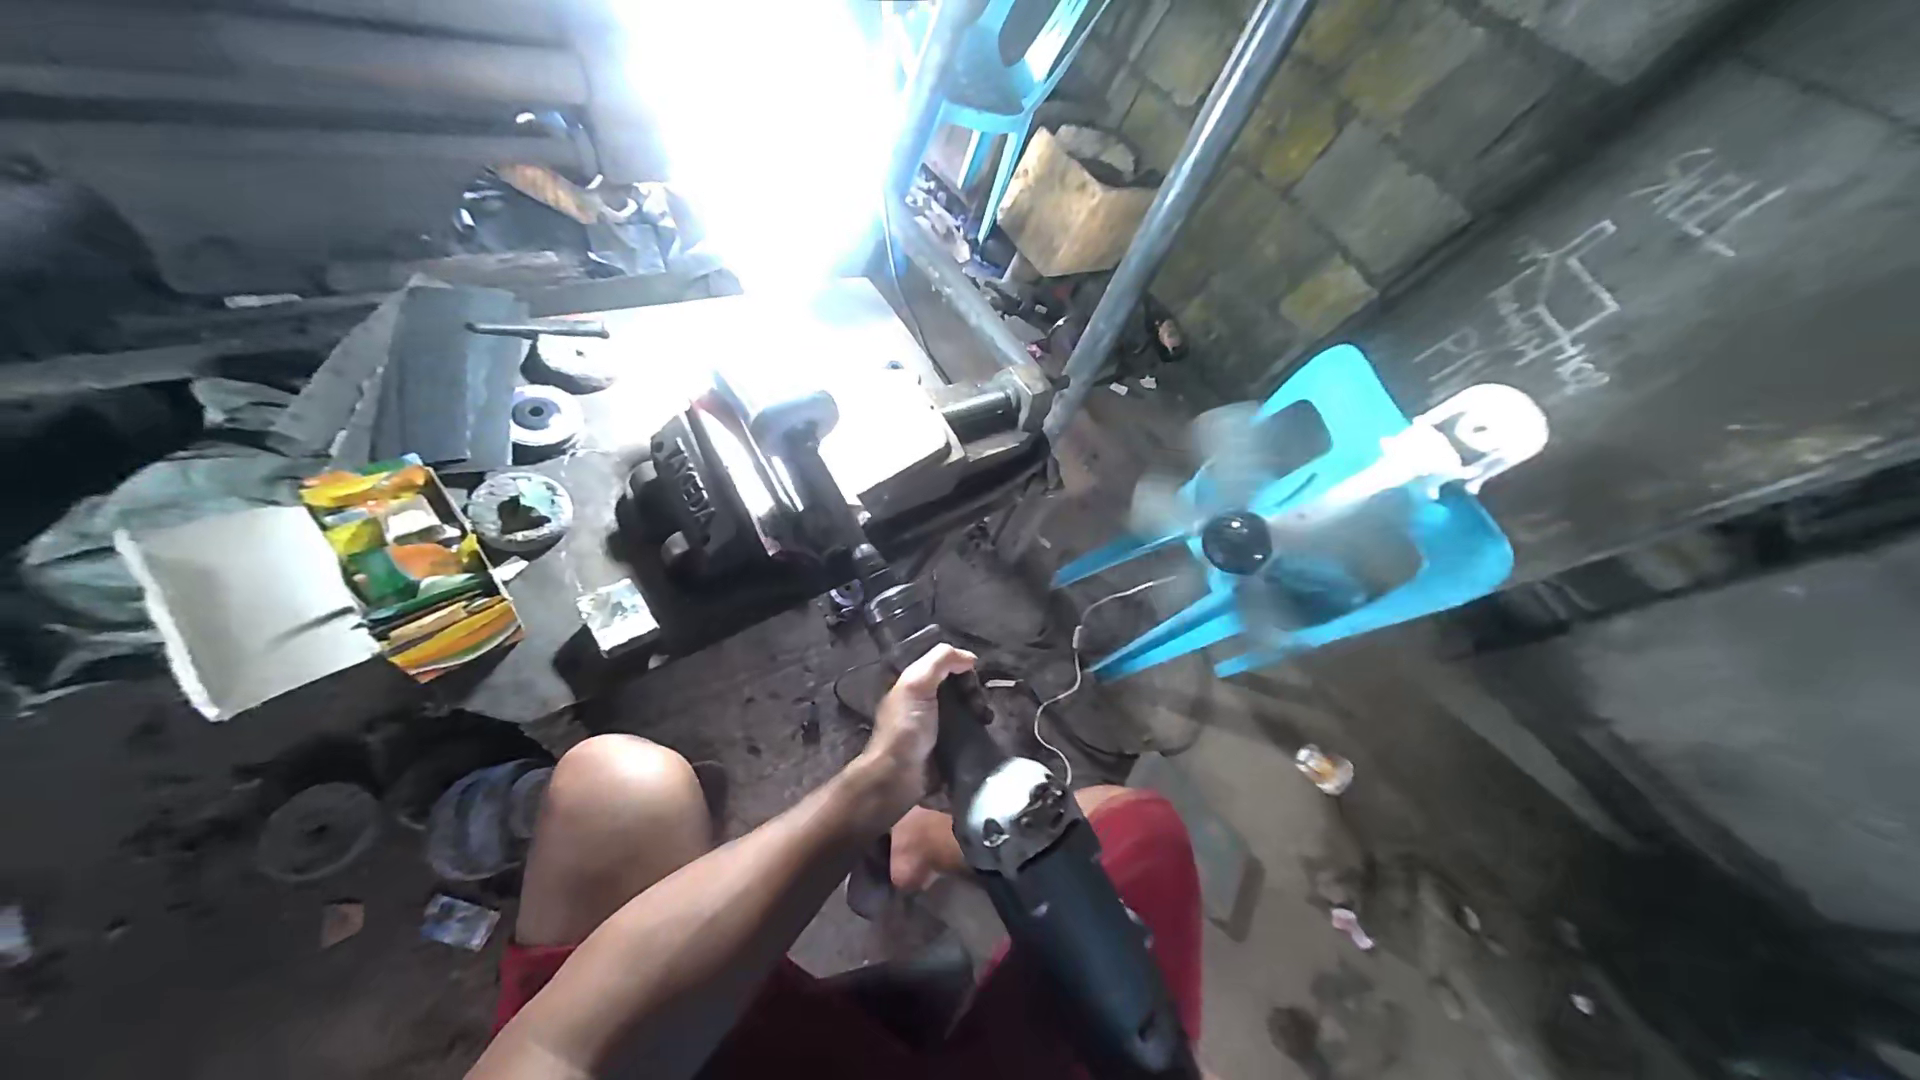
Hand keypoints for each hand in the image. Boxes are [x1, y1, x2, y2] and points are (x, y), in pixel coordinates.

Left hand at [847, 644, 974, 829]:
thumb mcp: (916, 684)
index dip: (963, 671)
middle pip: (960, 687)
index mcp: (915, 684)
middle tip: (980, 708)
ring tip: (986, 722)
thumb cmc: (906, 727)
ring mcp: (937, 725)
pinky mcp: (948, 747)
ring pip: (967, 708)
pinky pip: (969, 731)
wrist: (898, 778)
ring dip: (981, 712)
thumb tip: (971, 658)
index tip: (972, 683)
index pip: (947, 667)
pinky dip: (980, 730)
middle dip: (975, 693)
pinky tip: (985, 733)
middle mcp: (926, 701)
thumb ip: (941, 661)